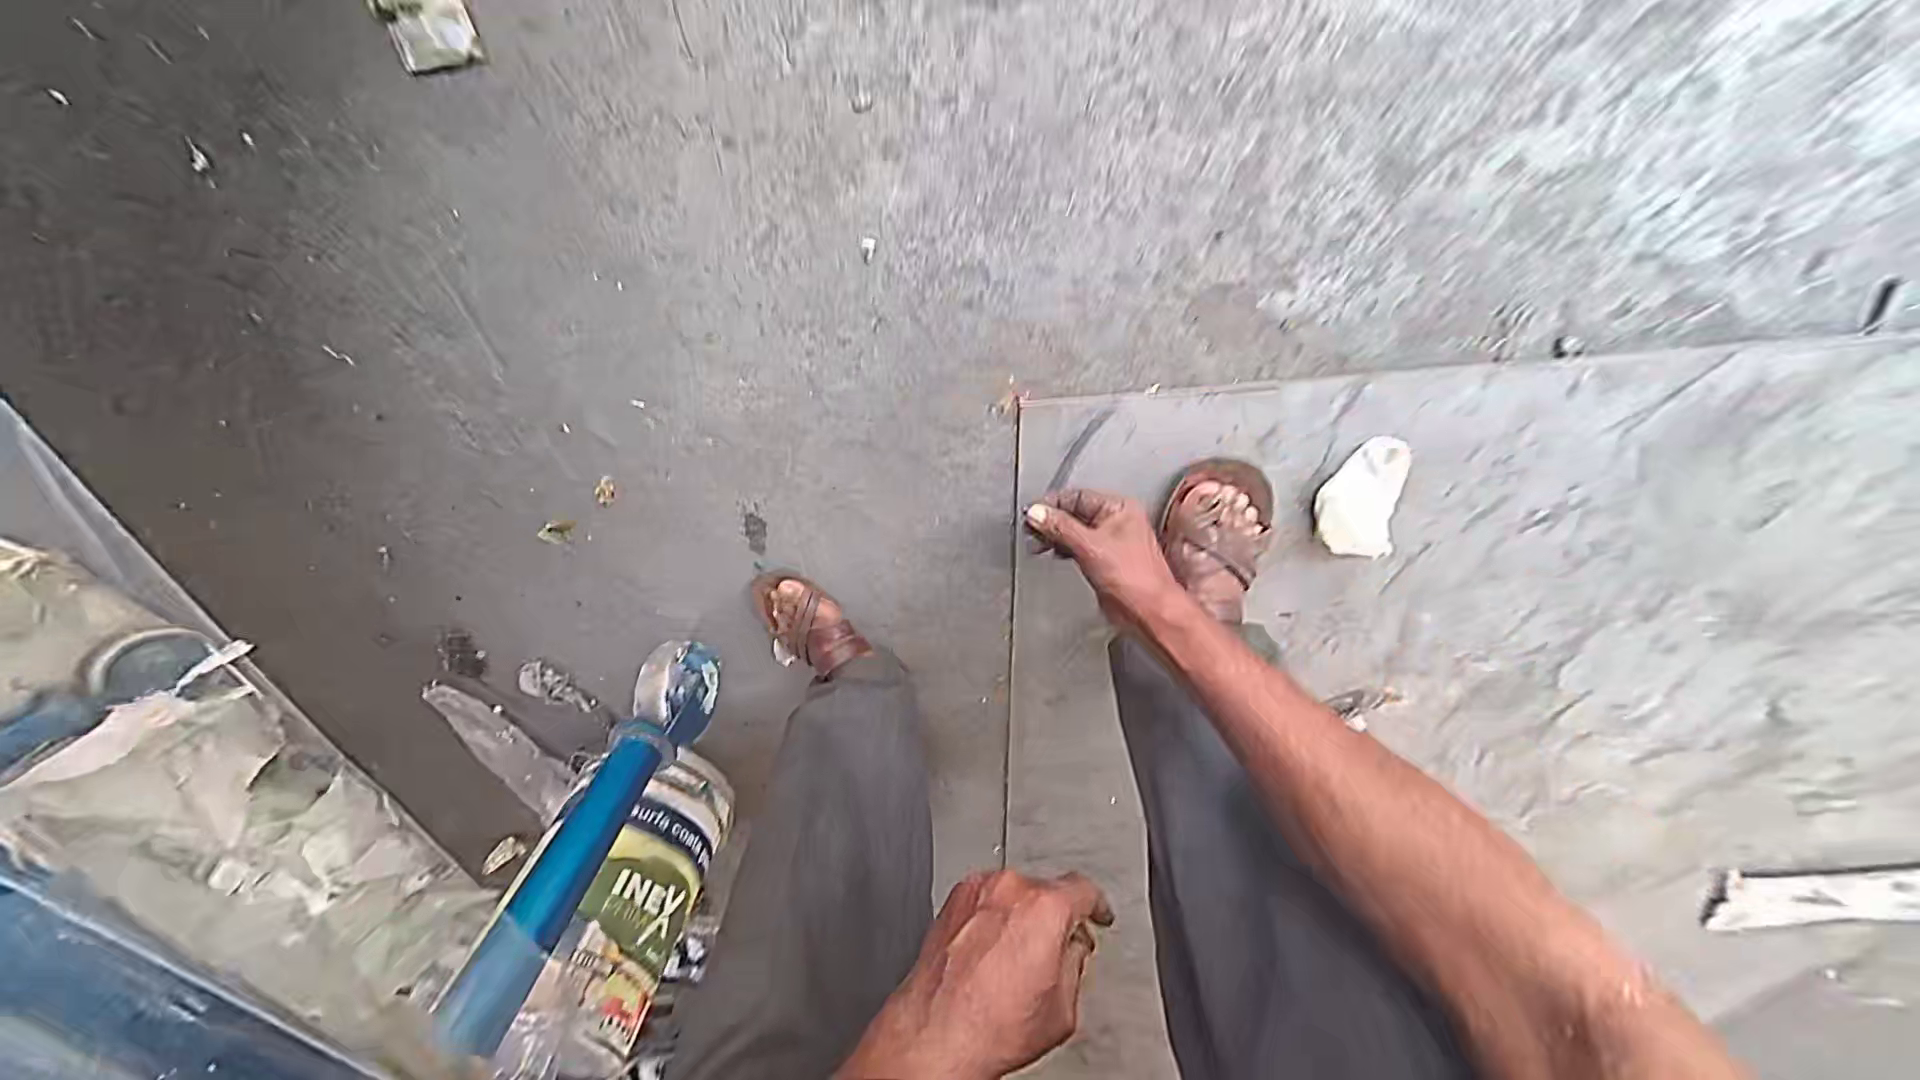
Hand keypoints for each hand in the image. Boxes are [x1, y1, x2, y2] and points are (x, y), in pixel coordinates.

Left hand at [837, 870, 1113, 1079]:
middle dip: (1053, 918)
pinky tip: (989, 951)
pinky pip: (987, 897)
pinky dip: (993, 915)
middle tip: (1051, 953)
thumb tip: (1072, 947)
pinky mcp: (956, 896)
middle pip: (1047, 892)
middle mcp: (1011, 888)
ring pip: (1015, 893)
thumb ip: (1076, 961)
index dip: (1095, 906)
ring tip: (1011, 961)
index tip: (1096, 913)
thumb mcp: (1063, 1007)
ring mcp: (980, 888)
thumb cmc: (991, 1024)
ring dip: (1020, 915)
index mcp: (1046, 908)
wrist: (937, 1030)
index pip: (1084, 890)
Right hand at [1024, 489, 1181, 623]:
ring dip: (1055, 536)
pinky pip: (1078, 547)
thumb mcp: (1089, 546)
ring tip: (1038, 542)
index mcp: (1120, 508)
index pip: (1077, 496)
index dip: (1052, 504)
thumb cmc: (1135, 579)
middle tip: (1032, 529)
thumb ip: (1060, 527)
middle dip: (1051, 521)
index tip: (1033, 513)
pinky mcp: (1104, 560)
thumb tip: (1038, 513)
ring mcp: (1110, 541)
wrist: (1148, 611)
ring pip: (1074, 530)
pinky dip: (1063, 549)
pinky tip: (1053, 553)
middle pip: (1074, 513)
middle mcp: (1117, 522)